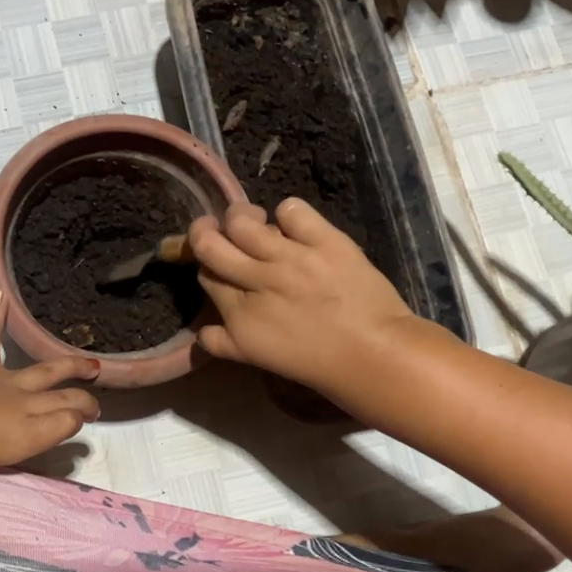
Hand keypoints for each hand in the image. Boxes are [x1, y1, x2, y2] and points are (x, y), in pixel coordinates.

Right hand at [188, 199, 432, 402]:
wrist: (373, 353)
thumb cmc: (314, 361)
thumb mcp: (256, 358)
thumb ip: (221, 343)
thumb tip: (199, 331)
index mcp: (238, 313)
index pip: (205, 270)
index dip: (205, 261)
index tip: (214, 257)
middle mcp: (257, 282)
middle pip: (209, 242)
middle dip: (203, 229)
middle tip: (215, 228)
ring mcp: (291, 259)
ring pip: (242, 221)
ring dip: (241, 217)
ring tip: (254, 221)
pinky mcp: (324, 242)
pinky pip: (291, 210)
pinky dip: (288, 213)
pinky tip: (295, 225)